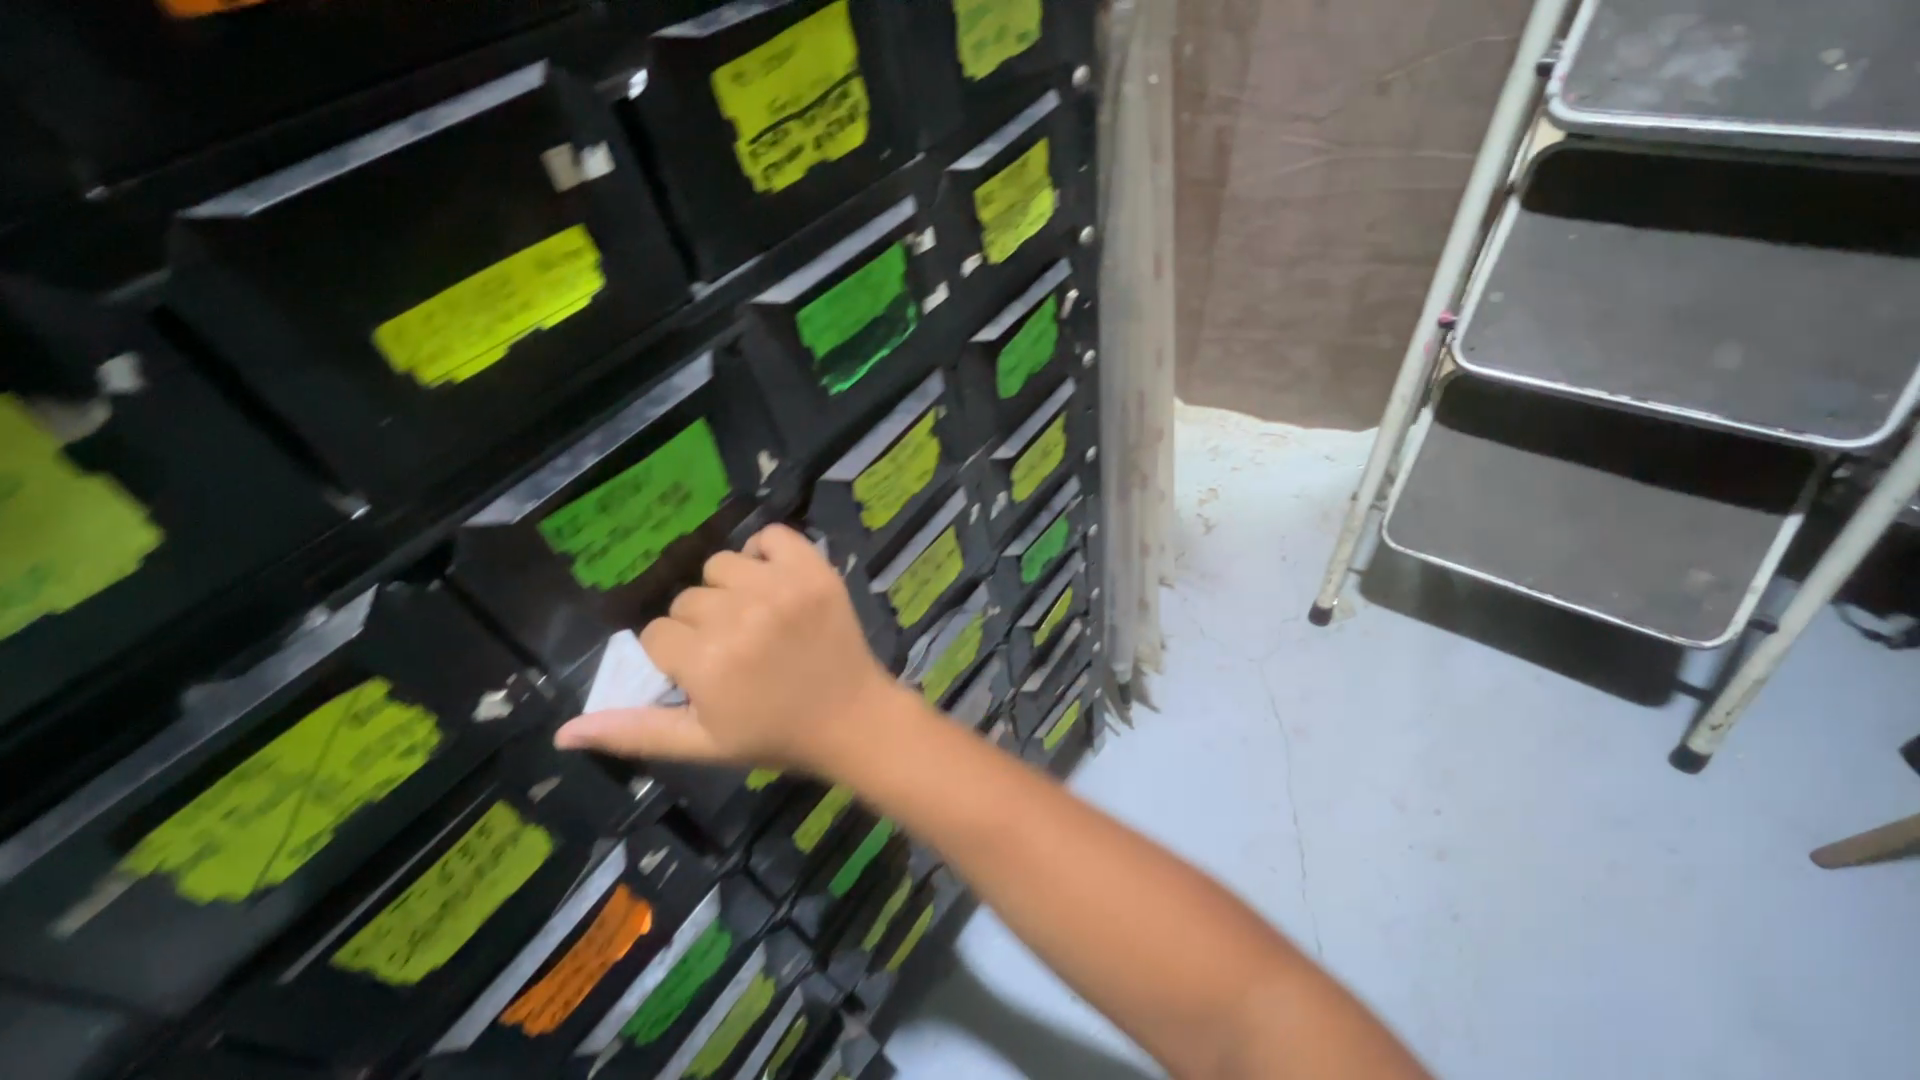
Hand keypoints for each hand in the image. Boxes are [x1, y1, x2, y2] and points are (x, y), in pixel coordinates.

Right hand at [553, 523, 911, 775]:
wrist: (853, 719)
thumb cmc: (775, 735)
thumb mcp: (702, 744)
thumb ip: (634, 731)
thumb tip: (564, 731)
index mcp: (706, 662)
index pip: (657, 634)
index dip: (677, 656)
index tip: (707, 675)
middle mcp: (739, 617)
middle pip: (688, 599)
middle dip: (702, 625)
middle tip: (737, 653)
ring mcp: (780, 588)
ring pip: (722, 565)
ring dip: (730, 588)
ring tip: (755, 619)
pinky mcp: (814, 570)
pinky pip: (772, 536)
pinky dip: (768, 553)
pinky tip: (774, 584)